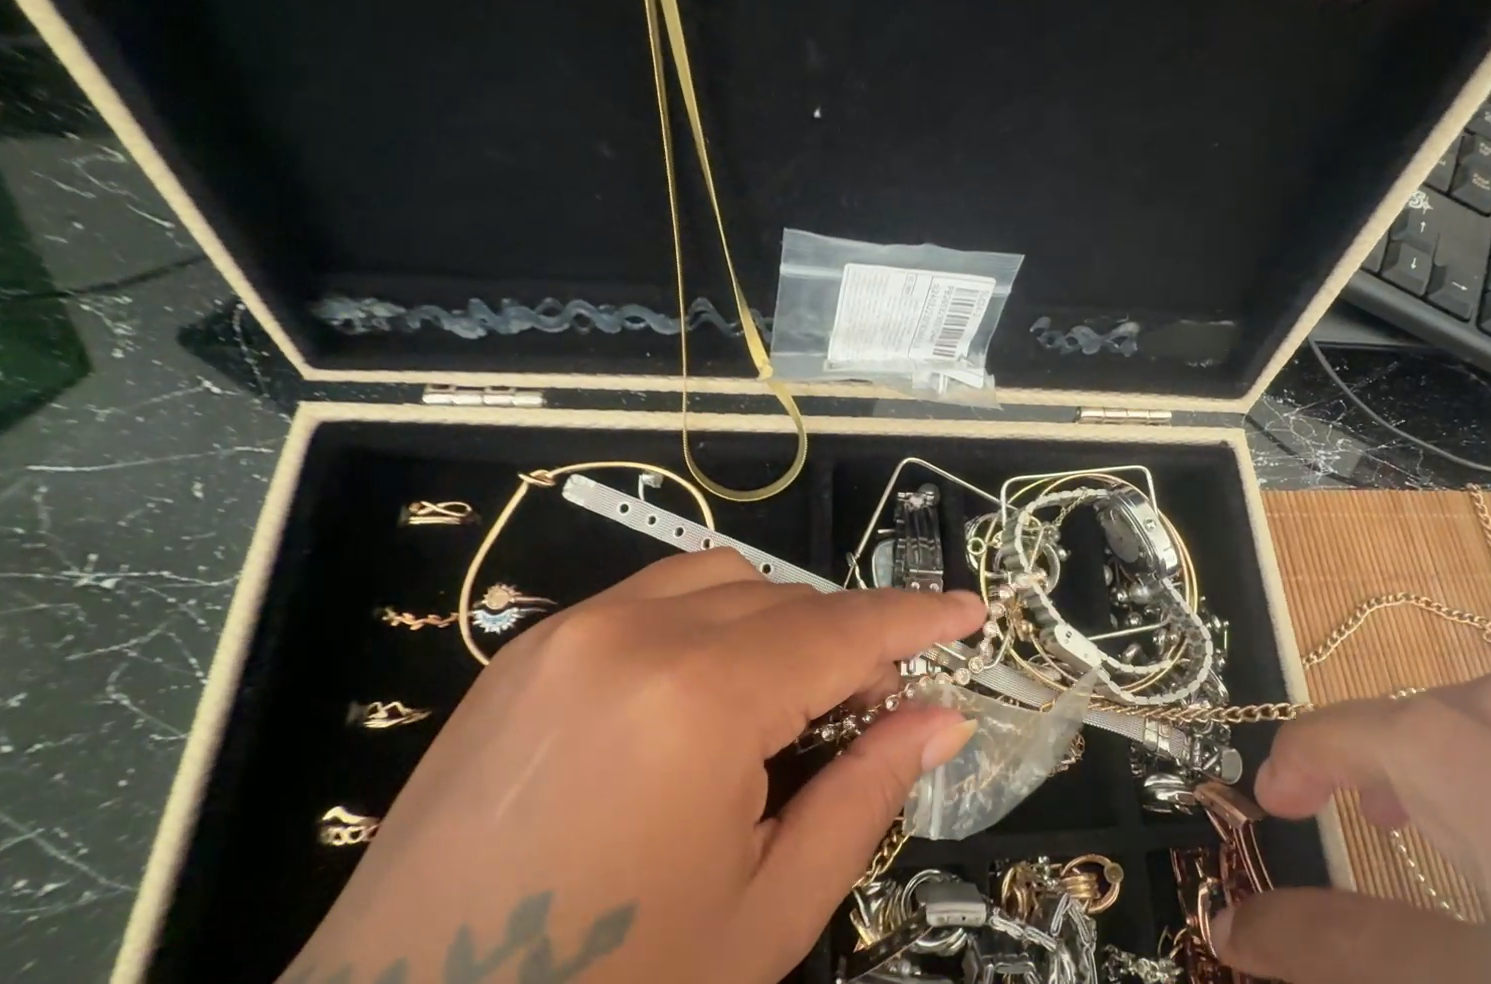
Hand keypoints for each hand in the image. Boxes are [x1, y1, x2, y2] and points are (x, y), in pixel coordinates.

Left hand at [284, 550, 983, 983]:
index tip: (968, 614)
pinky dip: (706, 623)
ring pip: (715, 581)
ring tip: (791, 701)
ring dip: (777, 620)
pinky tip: (706, 697)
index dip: (915, 620)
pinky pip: (646, 601)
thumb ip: (864, 794)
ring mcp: (566, 634)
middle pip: (782, 599)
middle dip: (847, 639)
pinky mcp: (522, 654)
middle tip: (878, 706)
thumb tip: (938, 721)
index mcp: (698, 699)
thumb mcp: (768, 909)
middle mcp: (630, 634)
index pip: (841, 631)